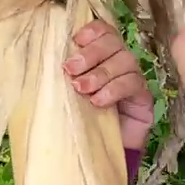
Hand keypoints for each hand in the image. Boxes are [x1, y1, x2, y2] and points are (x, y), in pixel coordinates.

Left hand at [64, 20, 154, 150]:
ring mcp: (133, 78)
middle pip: (113, 42)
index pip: (103, 31)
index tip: (75, 40)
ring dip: (100, 72)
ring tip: (81, 89)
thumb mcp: (66, 93)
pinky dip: (114, 89)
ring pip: (125, 60)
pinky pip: (133, 83)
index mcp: (100, 56)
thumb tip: (40, 56)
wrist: (99, 154)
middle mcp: (119, 62)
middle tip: (70, 69)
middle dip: (91, 53)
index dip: (92, 31)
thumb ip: (63, 75)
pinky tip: (99, 101)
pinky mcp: (144, 97)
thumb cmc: (79, 120)